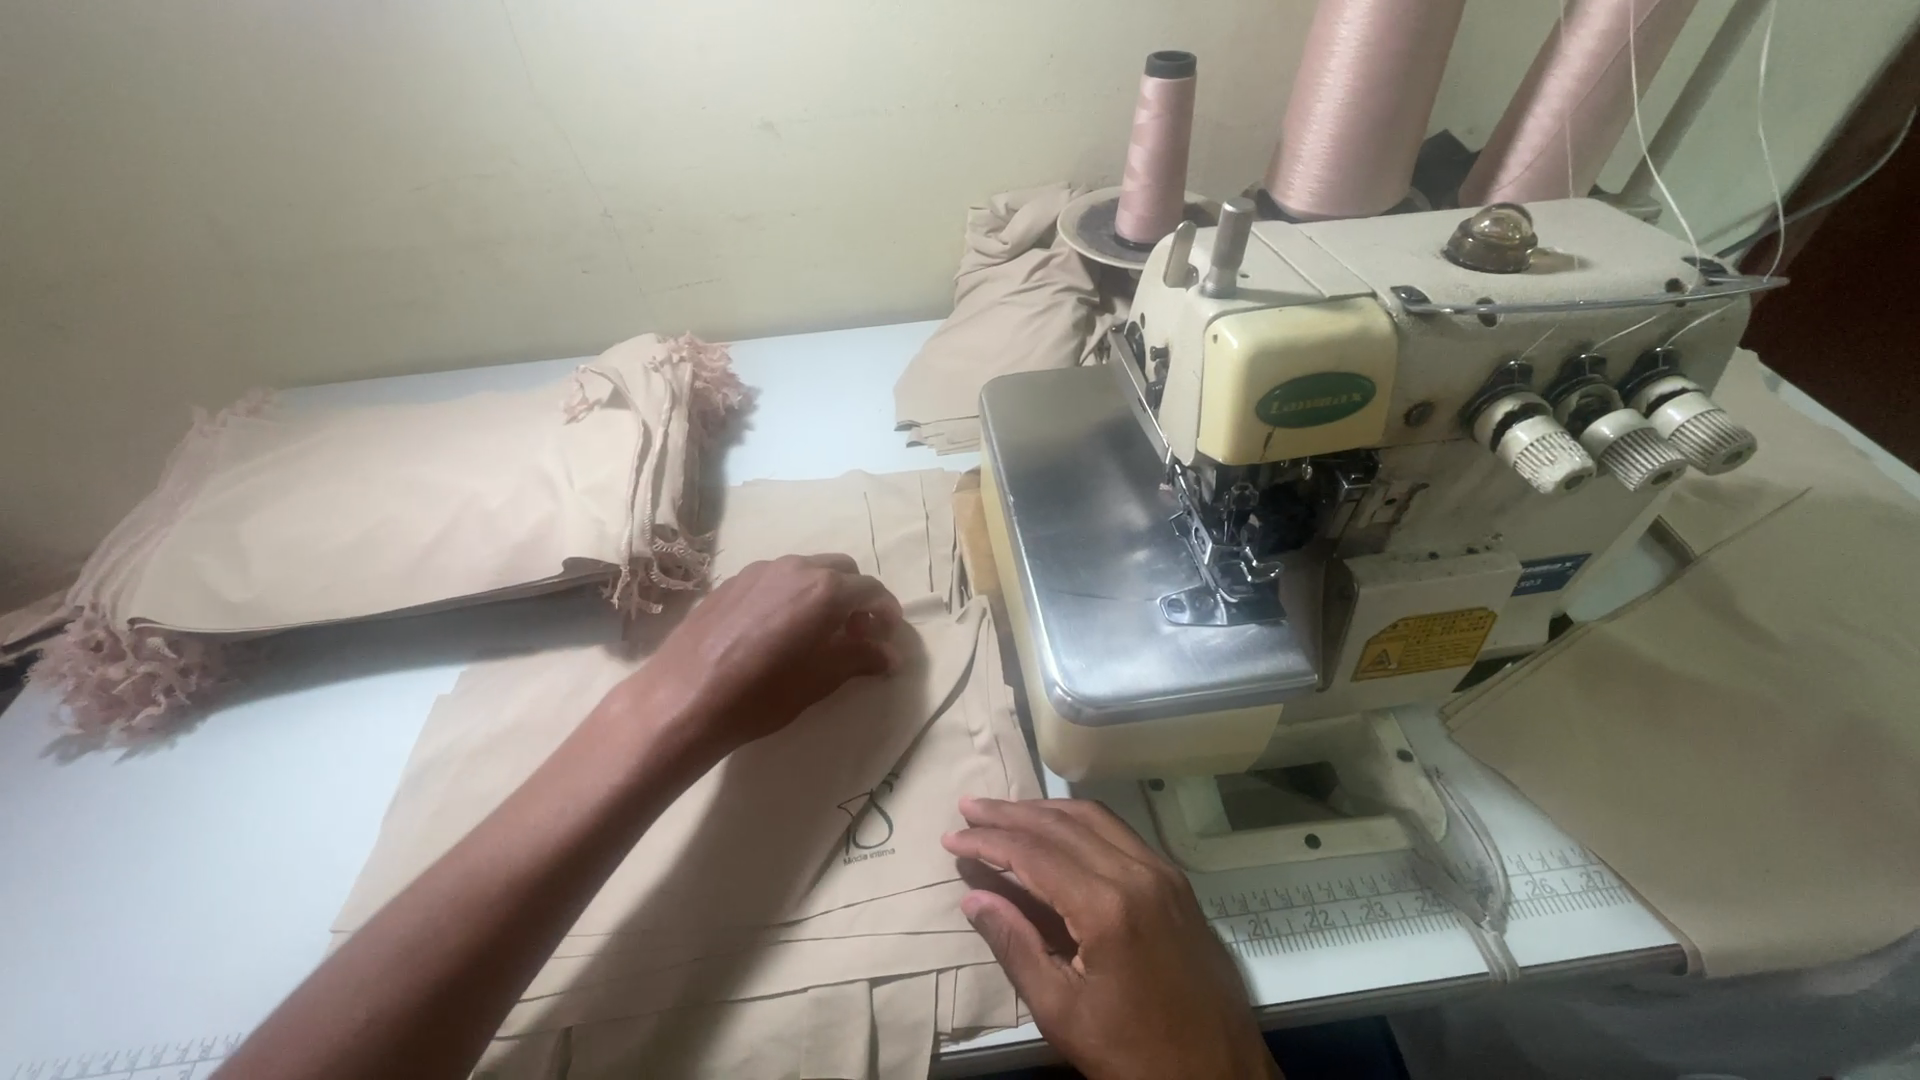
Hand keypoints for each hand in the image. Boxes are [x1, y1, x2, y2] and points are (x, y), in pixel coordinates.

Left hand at [598, 554, 903, 759]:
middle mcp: (795, 568)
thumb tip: (891, 655)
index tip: (888, 634)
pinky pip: (775, 579)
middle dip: (855, 596)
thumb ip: (860, 658)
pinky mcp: (731, 581)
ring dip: (822, 593)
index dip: (886, 611)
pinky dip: (791, 595)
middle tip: (855, 632)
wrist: (684, 698)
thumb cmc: (762, 694)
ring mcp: (759, 571)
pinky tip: (778, 629)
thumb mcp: (820, 680)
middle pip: (841, 570)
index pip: (870, 589)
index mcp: (825, 590)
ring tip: (816, 630)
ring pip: (806, 570)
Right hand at [943, 798, 1278, 1079]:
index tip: (952, 836)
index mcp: (1107, 907)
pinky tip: (1056, 829)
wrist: (1221, 1077)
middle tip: (968, 809)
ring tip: (1004, 811)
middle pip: (1060, 825)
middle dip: (1010, 814)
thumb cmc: (1134, 1055)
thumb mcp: (1062, 1012)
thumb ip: (1015, 945)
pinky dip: (1079, 822)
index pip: (1033, 853)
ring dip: (1044, 810)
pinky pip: (1119, 832)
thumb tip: (973, 897)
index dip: (988, 841)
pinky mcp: (1175, 880)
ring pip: (1092, 818)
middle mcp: (1137, 873)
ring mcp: (1162, 872)